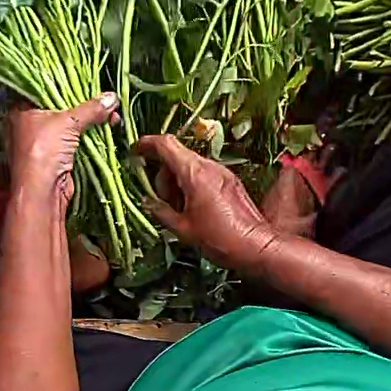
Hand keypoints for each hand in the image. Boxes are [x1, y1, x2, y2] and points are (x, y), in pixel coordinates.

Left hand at [7, 94, 118, 210]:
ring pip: (71, 125)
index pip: (46, 89)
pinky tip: (106, 129)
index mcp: (22, 110)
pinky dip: (90, 135)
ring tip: (112, 115)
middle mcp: (30, 123)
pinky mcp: (56, 156)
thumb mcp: (68, 122)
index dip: (69, 85)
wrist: (42, 190)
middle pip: (62, 108)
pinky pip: (75, 140)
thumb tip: (112, 97)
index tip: (91, 83)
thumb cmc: (44, 149)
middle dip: (87, 105)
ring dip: (91, 121)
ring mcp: (43, 141)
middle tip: (107, 102)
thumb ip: (90, 109)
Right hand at [134, 135, 284, 273]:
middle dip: (163, 177)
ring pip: (189, 167)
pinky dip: (191, 186)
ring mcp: (222, 173)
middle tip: (163, 202)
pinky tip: (193, 209)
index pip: (165, 144)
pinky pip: (203, 175)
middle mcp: (209, 167)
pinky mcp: (230, 182)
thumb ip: (160, 211)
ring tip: (180, 210)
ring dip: (177, 183)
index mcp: (194, 173)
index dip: (146, 144)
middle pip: (176, 157)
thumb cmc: (218, 239)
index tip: (134, 153)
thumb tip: (147, 202)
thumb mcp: (182, 228)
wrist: (256, 246)